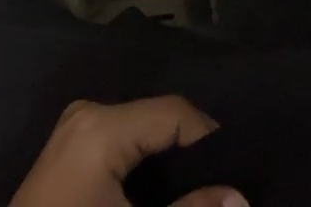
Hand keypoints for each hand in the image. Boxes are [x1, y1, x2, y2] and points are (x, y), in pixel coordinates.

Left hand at [9, 95, 245, 206]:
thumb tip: (240, 198)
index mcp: (102, 126)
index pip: (174, 112)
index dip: (211, 139)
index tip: (235, 178)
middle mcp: (88, 112)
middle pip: (158, 117)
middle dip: (192, 151)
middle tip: (220, 186)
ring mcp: (75, 126)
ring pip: (141, 127)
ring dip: (169, 156)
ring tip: (196, 190)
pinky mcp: (70, 144)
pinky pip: (121, 138)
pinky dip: (145, 159)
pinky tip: (160, 190)